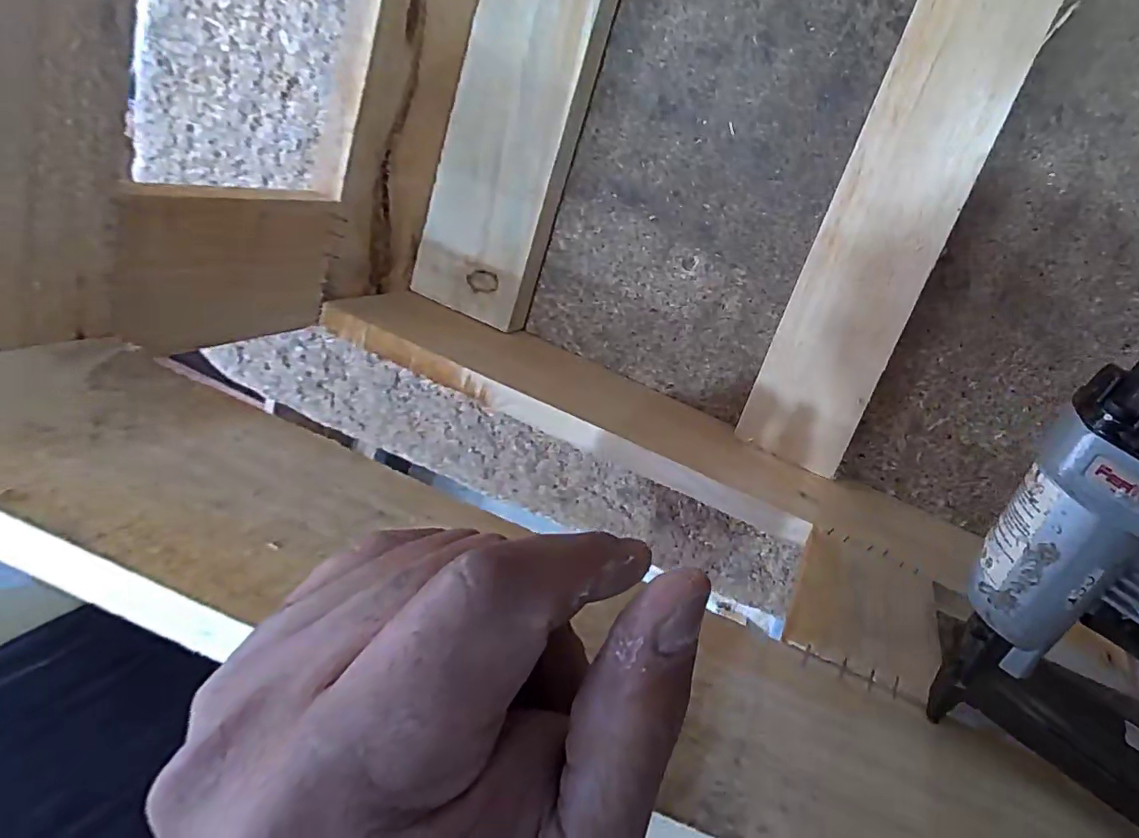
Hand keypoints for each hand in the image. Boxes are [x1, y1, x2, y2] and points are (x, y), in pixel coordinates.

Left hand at [148, 528, 710, 836]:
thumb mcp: (586, 825)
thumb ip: (640, 706)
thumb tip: (685, 582)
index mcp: (345, 775)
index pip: (482, 593)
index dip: (576, 561)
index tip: (631, 572)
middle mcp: (257, 724)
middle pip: (460, 568)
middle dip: (542, 601)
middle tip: (554, 691)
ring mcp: (226, 694)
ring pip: (424, 556)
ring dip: (496, 594)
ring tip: (498, 684)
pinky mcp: (233, 672)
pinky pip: (372, 566)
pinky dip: (444, 585)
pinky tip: (454, 651)